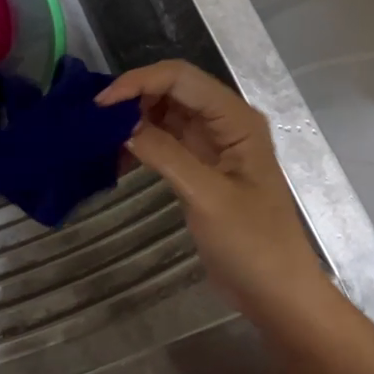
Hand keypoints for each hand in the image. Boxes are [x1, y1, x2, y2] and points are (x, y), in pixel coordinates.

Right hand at [96, 60, 325, 311]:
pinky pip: (165, 139)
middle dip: (133, 98)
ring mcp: (213, 145)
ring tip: (101, 138)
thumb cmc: (253, 244)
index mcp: (236, 119)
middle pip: (171, 89)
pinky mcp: (201, 167)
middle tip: (95, 121)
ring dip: (133, 120)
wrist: (278, 295)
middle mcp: (225, 122)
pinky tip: (117, 159)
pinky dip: (140, 142)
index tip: (101, 105)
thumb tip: (121, 126)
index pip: (180, 78)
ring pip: (165, 113)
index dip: (138, 82)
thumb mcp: (207, 197)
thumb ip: (164, 154)